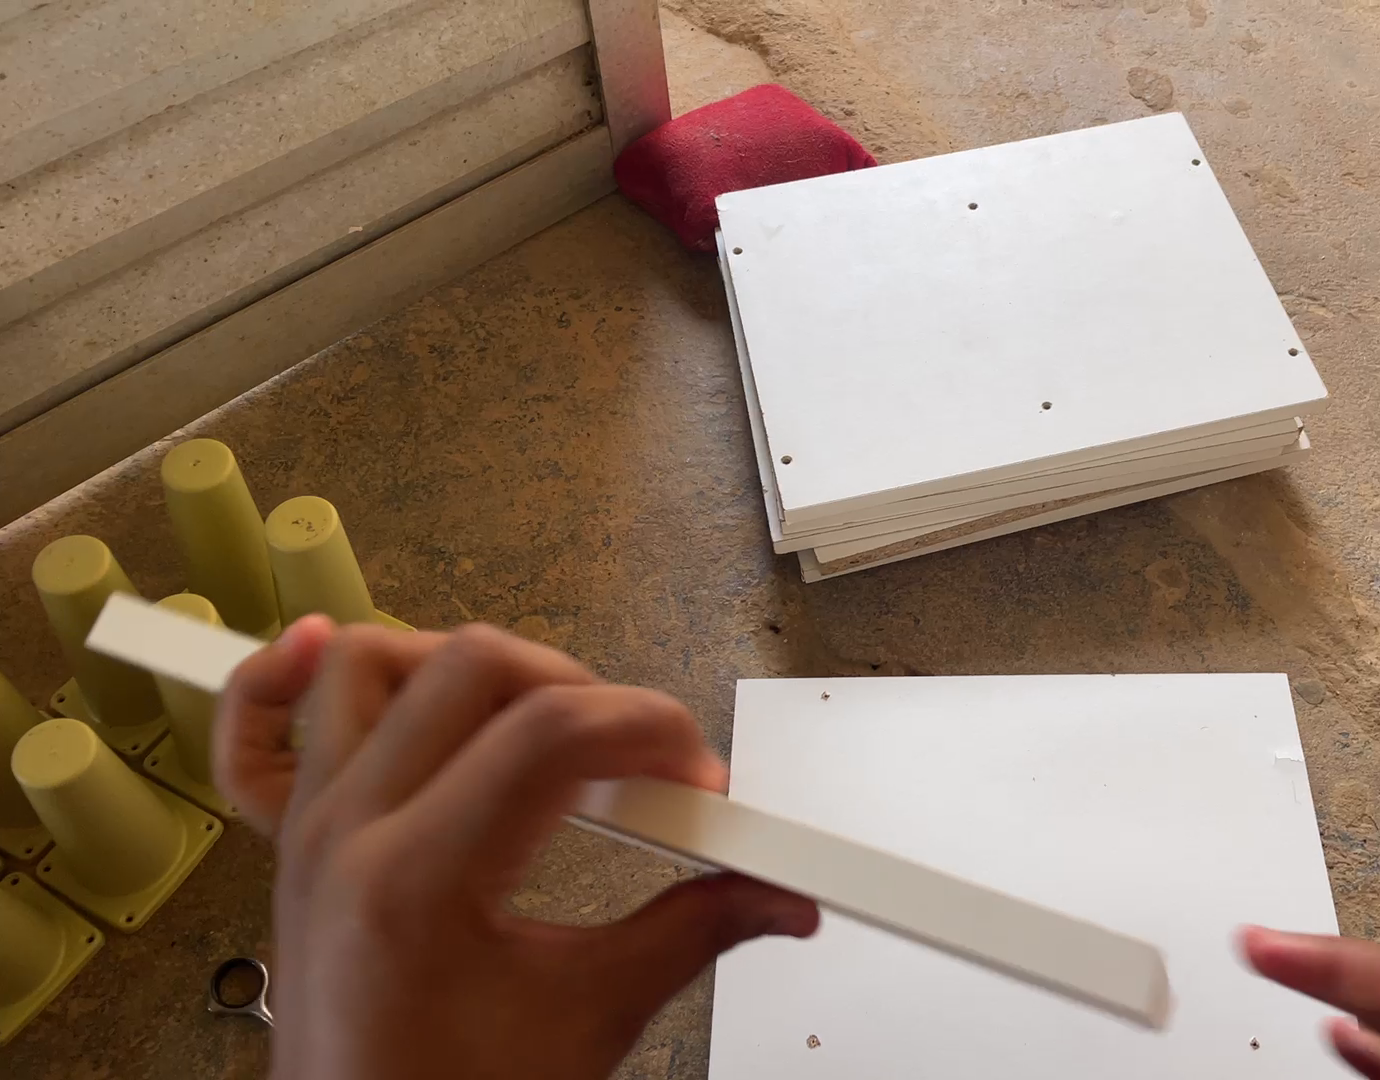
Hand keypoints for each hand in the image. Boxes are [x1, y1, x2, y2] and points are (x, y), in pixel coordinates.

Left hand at [214, 623, 819, 1079]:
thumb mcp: (597, 1016)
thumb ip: (700, 930)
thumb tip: (786, 894)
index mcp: (418, 881)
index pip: (553, 731)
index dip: (651, 728)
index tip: (698, 774)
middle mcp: (351, 830)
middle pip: (481, 668)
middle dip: (592, 692)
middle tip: (637, 755)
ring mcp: (314, 823)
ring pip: (380, 663)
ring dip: (482, 665)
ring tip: (549, 710)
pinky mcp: (300, 831)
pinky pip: (262, 726)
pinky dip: (289, 673)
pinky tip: (332, 647)